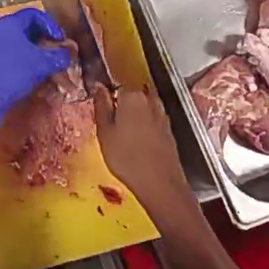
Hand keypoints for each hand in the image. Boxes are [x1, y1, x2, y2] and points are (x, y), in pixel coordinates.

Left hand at [0, 7, 72, 138]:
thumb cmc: (15, 73)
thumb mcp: (42, 63)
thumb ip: (59, 55)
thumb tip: (68, 53)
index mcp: (9, 23)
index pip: (35, 15)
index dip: (52, 25)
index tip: (60, 40)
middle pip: (27, 29)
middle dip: (46, 42)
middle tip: (56, 53)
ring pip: (20, 44)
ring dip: (37, 54)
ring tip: (49, 66)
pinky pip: (11, 54)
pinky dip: (26, 61)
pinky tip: (35, 73)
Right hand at [95, 85, 199, 225]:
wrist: (159, 182)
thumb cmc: (125, 157)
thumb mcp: (104, 132)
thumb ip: (101, 106)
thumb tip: (99, 87)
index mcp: (132, 96)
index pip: (115, 87)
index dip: (106, 100)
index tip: (101, 116)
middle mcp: (150, 100)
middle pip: (130, 97)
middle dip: (120, 108)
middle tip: (109, 129)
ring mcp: (162, 114)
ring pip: (141, 109)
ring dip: (132, 118)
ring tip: (122, 138)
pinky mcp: (168, 128)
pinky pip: (150, 121)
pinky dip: (142, 127)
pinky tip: (136, 143)